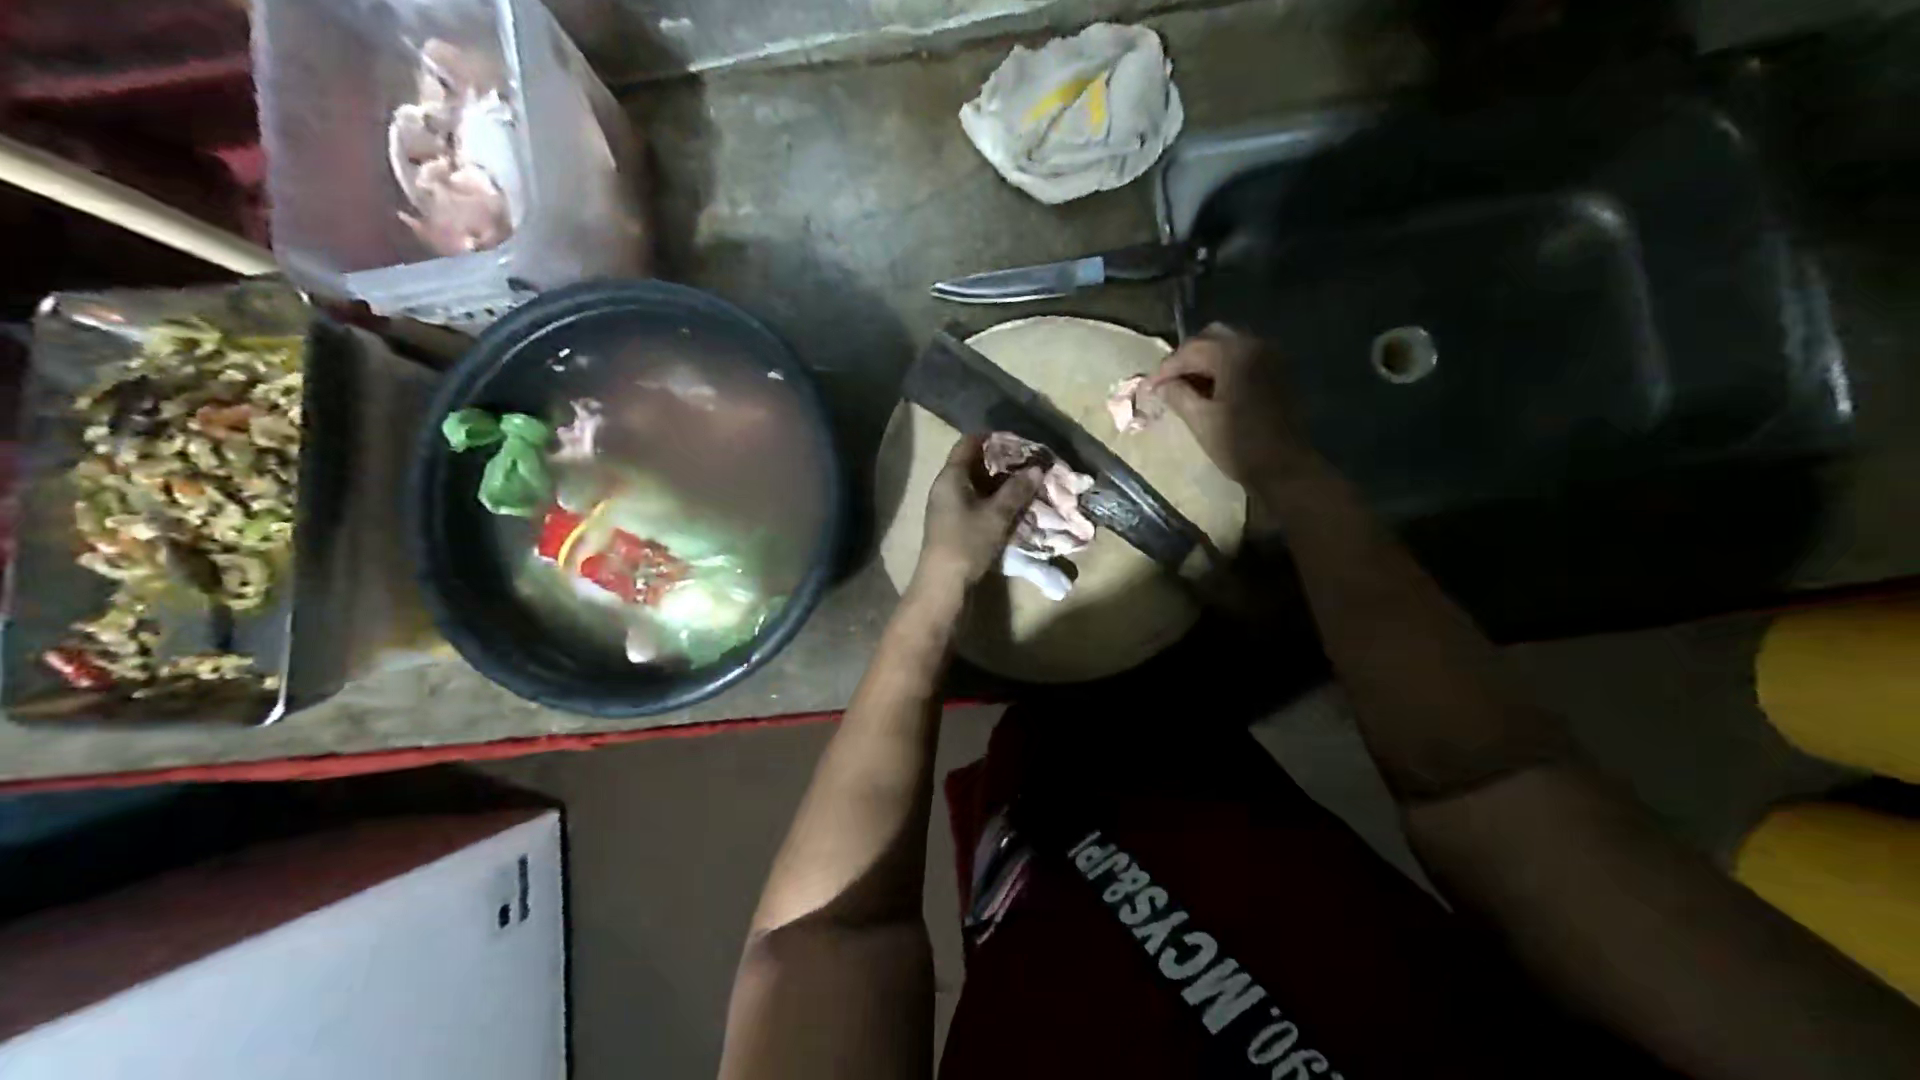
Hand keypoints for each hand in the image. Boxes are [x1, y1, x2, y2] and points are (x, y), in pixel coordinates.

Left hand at [915, 435, 1040, 593]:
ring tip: (1026, 481)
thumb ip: (1016, 490)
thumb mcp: (996, 515)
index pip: (969, 442)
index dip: (993, 437)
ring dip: (999, 482)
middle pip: (973, 462)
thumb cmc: (967, 542)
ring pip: (976, 483)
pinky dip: (993, 498)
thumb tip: (1037, 468)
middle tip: (1029, 462)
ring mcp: (948, 505)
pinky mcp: (954, 522)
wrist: (943, 583)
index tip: (1019, 441)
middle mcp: (945, 486)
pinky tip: (1013, 504)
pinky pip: (975, 500)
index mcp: (950, 476)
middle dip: (1001, 461)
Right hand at [1150, 323, 1319, 487]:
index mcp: (1234, 355)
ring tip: (1186, 387)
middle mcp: (1255, 346)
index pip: (1191, 349)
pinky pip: (1244, 358)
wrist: (1285, 468)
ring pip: (1228, 346)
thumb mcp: (1200, 420)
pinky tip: (1210, 390)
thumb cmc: (1240, 445)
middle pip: (1211, 338)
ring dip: (1205, 362)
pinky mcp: (1278, 372)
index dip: (1166, 368)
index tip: (1149, 387)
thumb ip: (1177, 395)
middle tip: (1168, 383)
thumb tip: (1161, 385)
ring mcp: (1270, 358)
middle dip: (1186, 358)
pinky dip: (1223, 367)